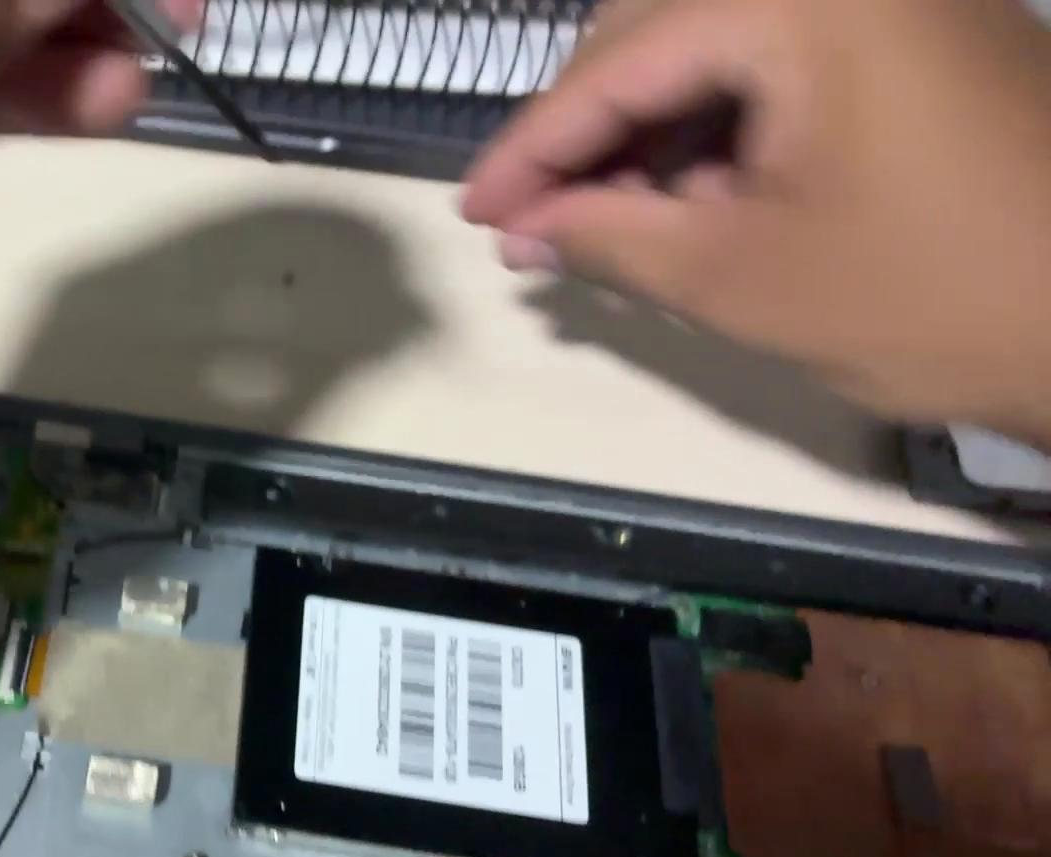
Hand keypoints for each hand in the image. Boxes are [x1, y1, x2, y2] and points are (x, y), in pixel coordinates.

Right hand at [461, 0, 1050, 441]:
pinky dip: (685, 138)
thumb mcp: (725, 273)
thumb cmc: (918, 295)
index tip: (471, 212)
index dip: (528, 148)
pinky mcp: (895, 51)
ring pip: (694, 54)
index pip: (617, 68)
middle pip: (647, 35)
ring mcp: (877, 11)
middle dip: (571, 134)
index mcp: (809, 7)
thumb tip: (523, 226)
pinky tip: (651, 201)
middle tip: (521, 218)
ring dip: (621, 139)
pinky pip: (752, 76)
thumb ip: (603, 233)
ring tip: (574, 224)